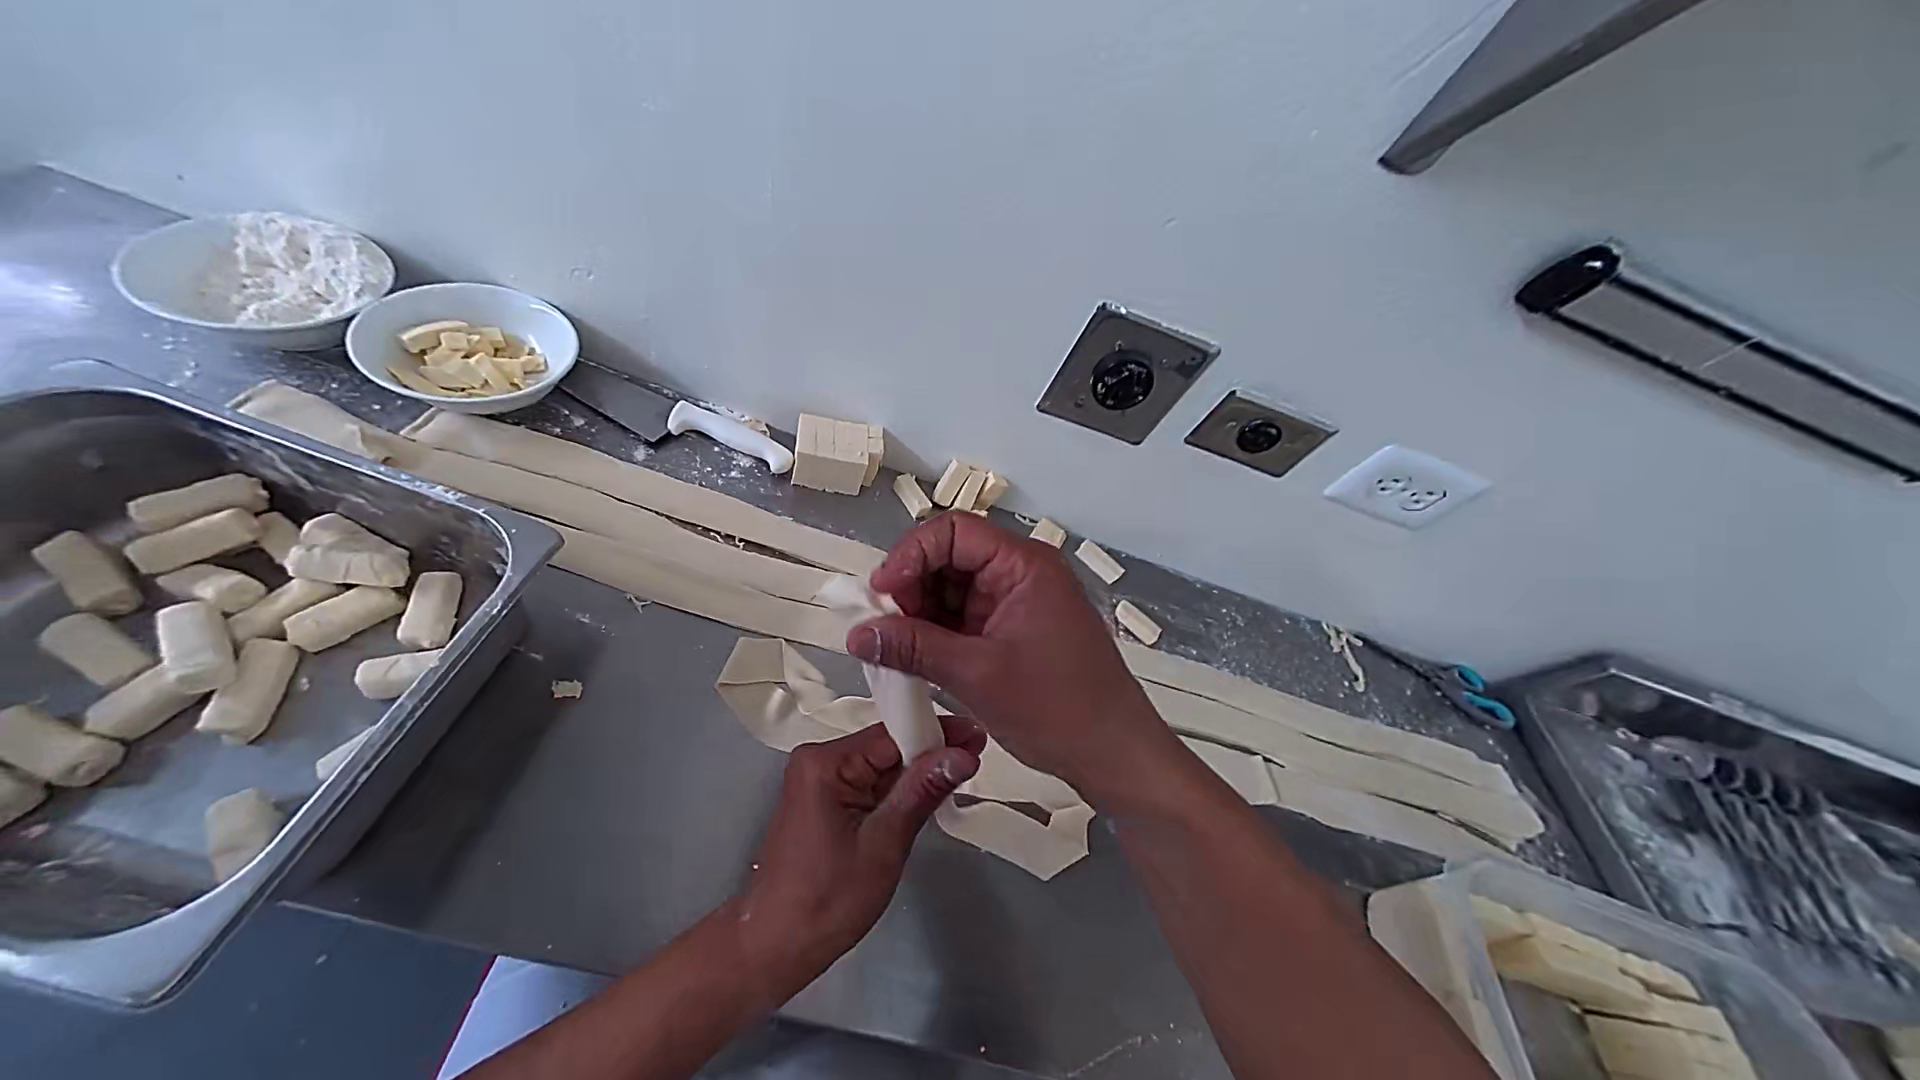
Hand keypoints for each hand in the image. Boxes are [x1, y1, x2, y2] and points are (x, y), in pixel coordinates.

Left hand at [736, 716, 983, 983]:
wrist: (775, 946)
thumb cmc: (826, 900)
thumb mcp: (883, 844)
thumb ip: (922, 792)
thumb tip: (962, 755)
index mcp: (825, 763)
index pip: (892, 733)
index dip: (938, 733)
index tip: (977, 736)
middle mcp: (820, 760)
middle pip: (887, 744)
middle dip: (932, 750)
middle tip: (977, 754)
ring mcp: (821, 779)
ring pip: (882, 762)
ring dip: (919, 770)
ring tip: (964, 769)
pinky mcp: (827, 797)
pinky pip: (871, 780)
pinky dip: (900, 787)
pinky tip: (931, 790)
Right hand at [847, 512, 1181, 803]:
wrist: (1110, 753)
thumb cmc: (1064, 708)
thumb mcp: (977, 674)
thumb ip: (914, 648)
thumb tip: (863, 634)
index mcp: (1024, 566)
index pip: (955, 532)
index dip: (911, 555)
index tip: (882, 592)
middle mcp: (1019, 576)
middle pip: (949, 559)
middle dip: (910, 587)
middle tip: (882, 624)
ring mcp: (1014, 604)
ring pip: (950, 591)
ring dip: (918, 614)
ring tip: (895, 646)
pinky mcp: (1008, 632)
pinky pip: (960, 620)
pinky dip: (934, 634)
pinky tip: (914, 656)